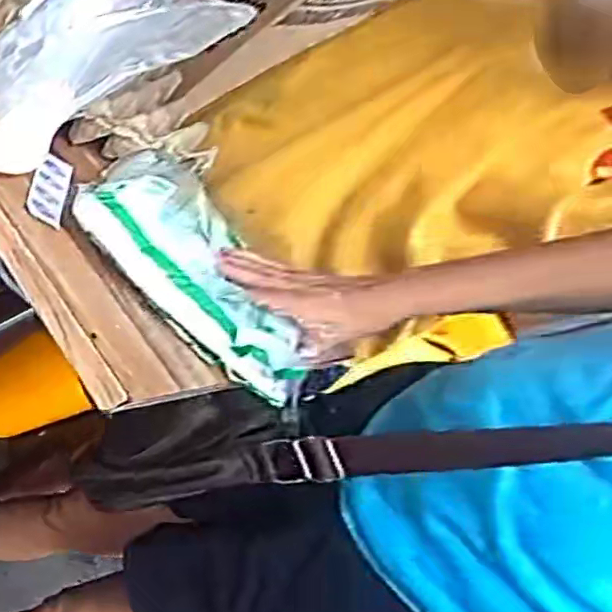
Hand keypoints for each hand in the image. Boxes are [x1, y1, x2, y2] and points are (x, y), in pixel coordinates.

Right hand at [219, 251, 407, 362]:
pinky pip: (284, 269)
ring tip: (228, 252)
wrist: (398, 295)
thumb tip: (283, 359)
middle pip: (262, 274)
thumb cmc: (365, 317)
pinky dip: (267, 264)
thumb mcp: (333, 340)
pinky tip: (260, 262)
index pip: (260, 294)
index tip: (214, 280)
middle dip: (237, 265)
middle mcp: (299, 287)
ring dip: (248, 260)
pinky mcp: (316, 277)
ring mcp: (308, 280)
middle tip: (215, 255)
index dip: (237, 288)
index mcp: (297, 302)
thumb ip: (305, 349)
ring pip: (271, 269)